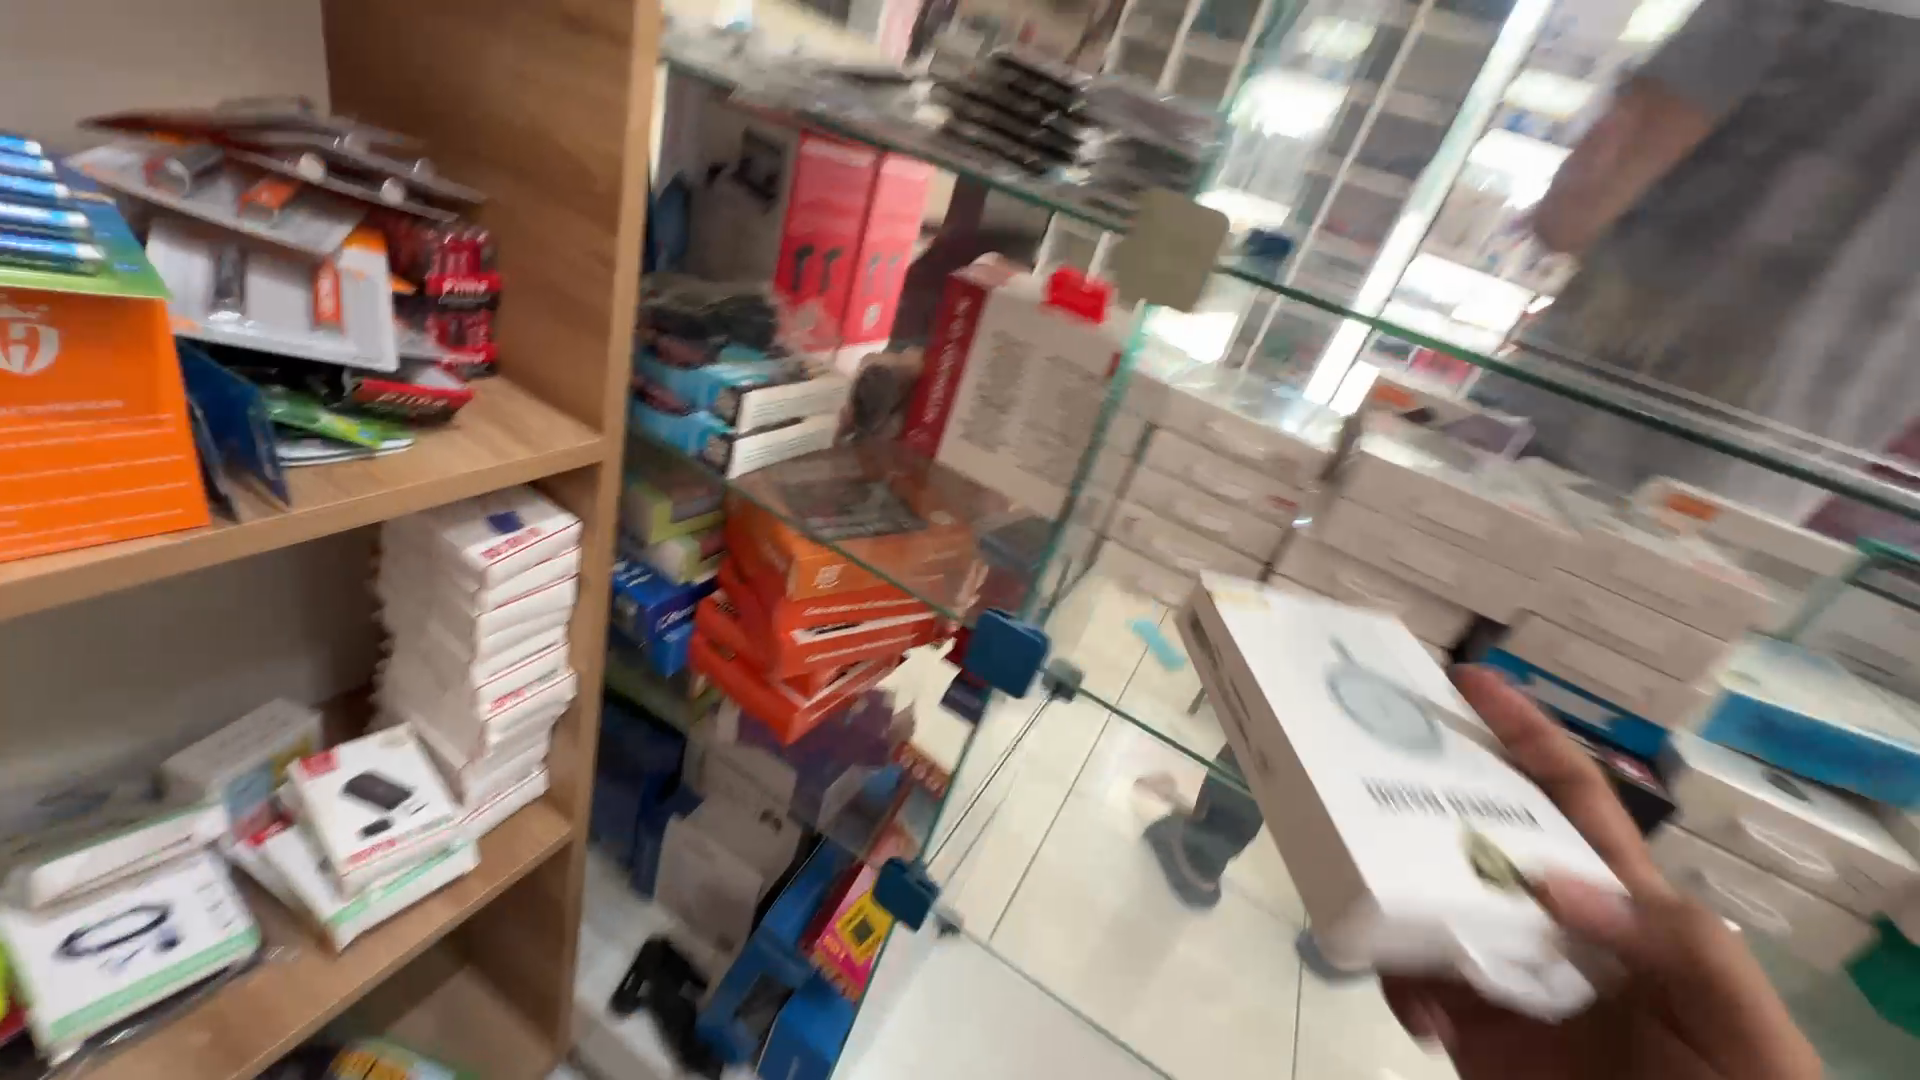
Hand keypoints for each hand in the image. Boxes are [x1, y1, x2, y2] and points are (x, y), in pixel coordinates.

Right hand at [1380, 667, 1822, 1079]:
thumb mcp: (1736, 1019)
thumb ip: (1670, 942)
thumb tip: (1547, 882)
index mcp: (1611, 896)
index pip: (1562, 793)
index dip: (1520, 730)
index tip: (1467, 680)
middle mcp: (1541, 915)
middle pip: (1469, 831)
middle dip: (1418, 791)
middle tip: (1360, 758)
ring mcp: (1496, 964)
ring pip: (1420, 896)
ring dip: (1389, 890)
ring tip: (1368, 892)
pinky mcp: (1462, 1017)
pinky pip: (1405, 976)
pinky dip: (1395, 981)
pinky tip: (1418, 1008)